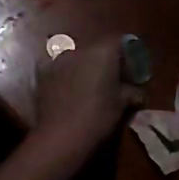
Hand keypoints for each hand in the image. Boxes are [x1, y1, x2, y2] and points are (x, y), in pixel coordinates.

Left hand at [32, 36, 144, 152]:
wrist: (61, 136)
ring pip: (76, 57)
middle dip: (105, 62)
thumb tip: (137, 92)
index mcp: (103, 51)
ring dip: (83, 67)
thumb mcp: (122, 105)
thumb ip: (132, 92)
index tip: (131, 74)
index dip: (128, 57)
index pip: (121, 43)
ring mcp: (57, 60)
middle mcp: (79, 49)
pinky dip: (63, 74)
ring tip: (86, 88)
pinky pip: (57, 67)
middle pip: (97, 49)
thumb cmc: (98, 117)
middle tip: (110, 82)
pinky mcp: (41, 73)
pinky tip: (65, 89)